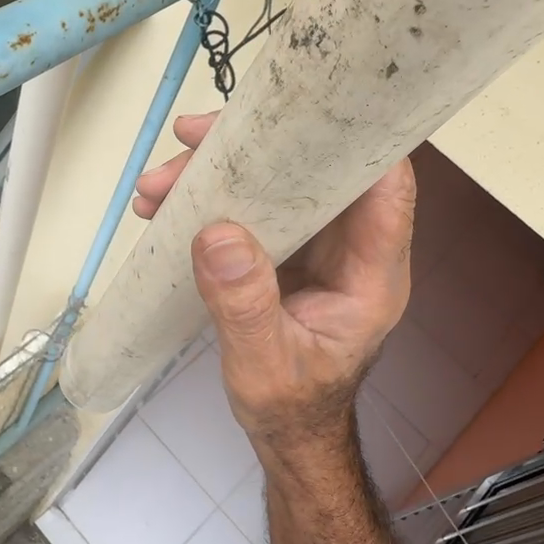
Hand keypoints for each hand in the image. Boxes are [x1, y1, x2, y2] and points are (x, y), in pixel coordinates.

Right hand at [134, 111, 415, 455]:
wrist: (285, 431)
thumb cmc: (291, 409)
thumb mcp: (264, 367)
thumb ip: (245, 307)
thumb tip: (217, 233)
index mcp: (370, 275)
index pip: (386, 190)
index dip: (357, 141)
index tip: (298, 112)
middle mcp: (350, 248)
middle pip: (319, 170)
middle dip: (253, 149)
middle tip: (189, 140)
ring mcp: (318, 246)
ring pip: (279, 182)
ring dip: (219, 172)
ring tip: (158, 184)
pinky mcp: (286, 249)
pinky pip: (254, 205)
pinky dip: (211, 197)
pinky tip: (166, 204)